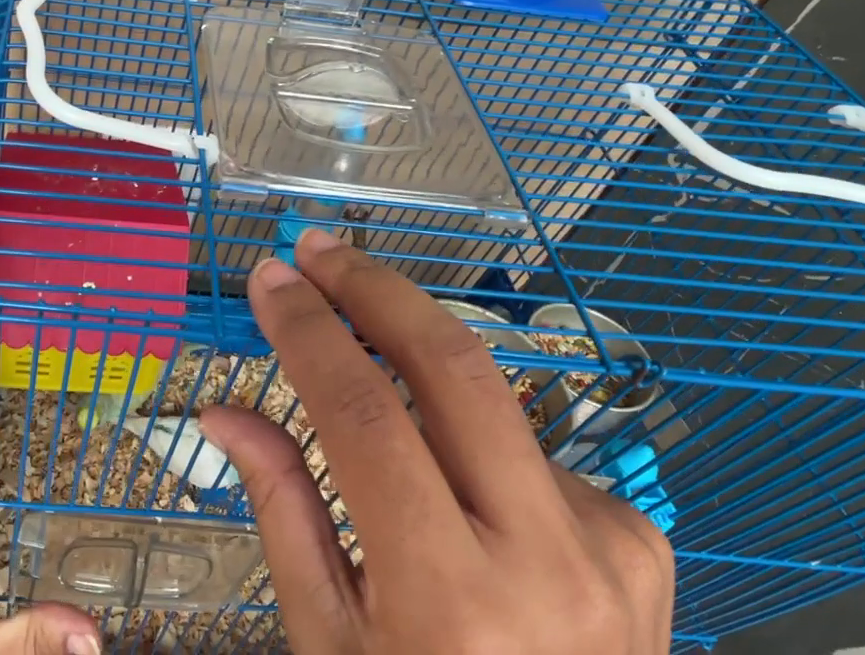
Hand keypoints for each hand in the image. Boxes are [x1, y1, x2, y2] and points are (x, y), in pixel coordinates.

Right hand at [199, 229, 674, 653]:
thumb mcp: (328, 640)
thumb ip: (283, 508)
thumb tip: (224, 413)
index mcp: (445, 598)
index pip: (363, 417)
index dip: (309, 331)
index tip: (272, 279)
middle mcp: (543, 561)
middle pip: (454, 369)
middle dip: (377, 288)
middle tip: (321, 250)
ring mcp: (609, 545)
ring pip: (492, 398)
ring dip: (418, 358)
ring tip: (366, 353)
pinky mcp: (640, 540)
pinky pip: (532, 454)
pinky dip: (477, 447)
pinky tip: (465, 496)